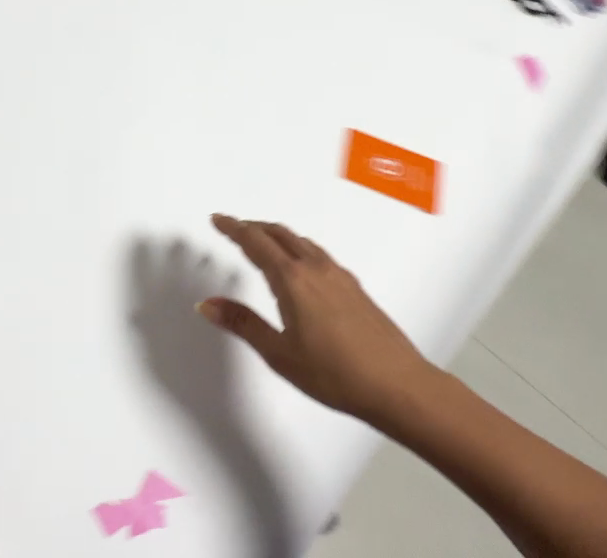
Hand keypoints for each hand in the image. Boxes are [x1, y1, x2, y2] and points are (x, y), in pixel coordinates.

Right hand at [198, 214, 438, 422]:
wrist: (400, 387)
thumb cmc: (334, 374)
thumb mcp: (279, 354)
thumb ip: (242, 324)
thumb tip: (206, 304)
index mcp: (292, 280)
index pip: (255, 243)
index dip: (233, 228)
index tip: (217, 219)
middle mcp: (315, 269)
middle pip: (279, 234)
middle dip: (253, 227)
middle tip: (233, 228)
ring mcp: (340, 277)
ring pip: (301, 242)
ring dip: (277, 236)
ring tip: (262, 242)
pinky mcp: (356, 289)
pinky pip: (318, 254)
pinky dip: (298, 248)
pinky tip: (300, 267)